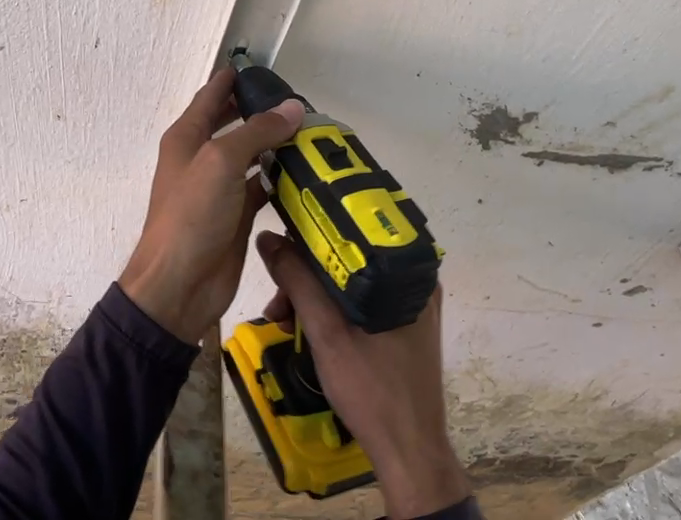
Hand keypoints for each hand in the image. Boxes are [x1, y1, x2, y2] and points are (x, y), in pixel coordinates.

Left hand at [118, 65, 305, 344]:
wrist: (180, 285)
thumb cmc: (191, 215)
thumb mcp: (221, 162)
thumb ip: (256, 131)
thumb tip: (294, 107)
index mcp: (187, 137)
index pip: (211, 96)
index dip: (234, 79)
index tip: (264, 66)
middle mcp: (201, 158)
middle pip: (232, 123)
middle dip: (260, 110)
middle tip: (298, 101)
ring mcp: (219, 188)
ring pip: (251, 155)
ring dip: (275, 144)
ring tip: (312, 132)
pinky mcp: (235, 215)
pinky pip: (261, 187)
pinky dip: (280, 178)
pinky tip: (306, 172)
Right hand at [256, 231, 473, 517]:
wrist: (408, 450)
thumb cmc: (371, 388)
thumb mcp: (325, 331)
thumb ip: (297, 280)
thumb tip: (267, 237)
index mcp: (406, 270)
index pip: (351, 229)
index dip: (308, 235)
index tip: (279, 253)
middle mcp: (412, 278)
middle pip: (345, 257)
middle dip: (303, 276)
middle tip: (277, 305)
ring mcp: (409, 303)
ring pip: (348, 281)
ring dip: (311, 295)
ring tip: (283, 322)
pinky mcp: (403, 324)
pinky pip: (359, 300)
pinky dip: (330, 309)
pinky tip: (306, 329)